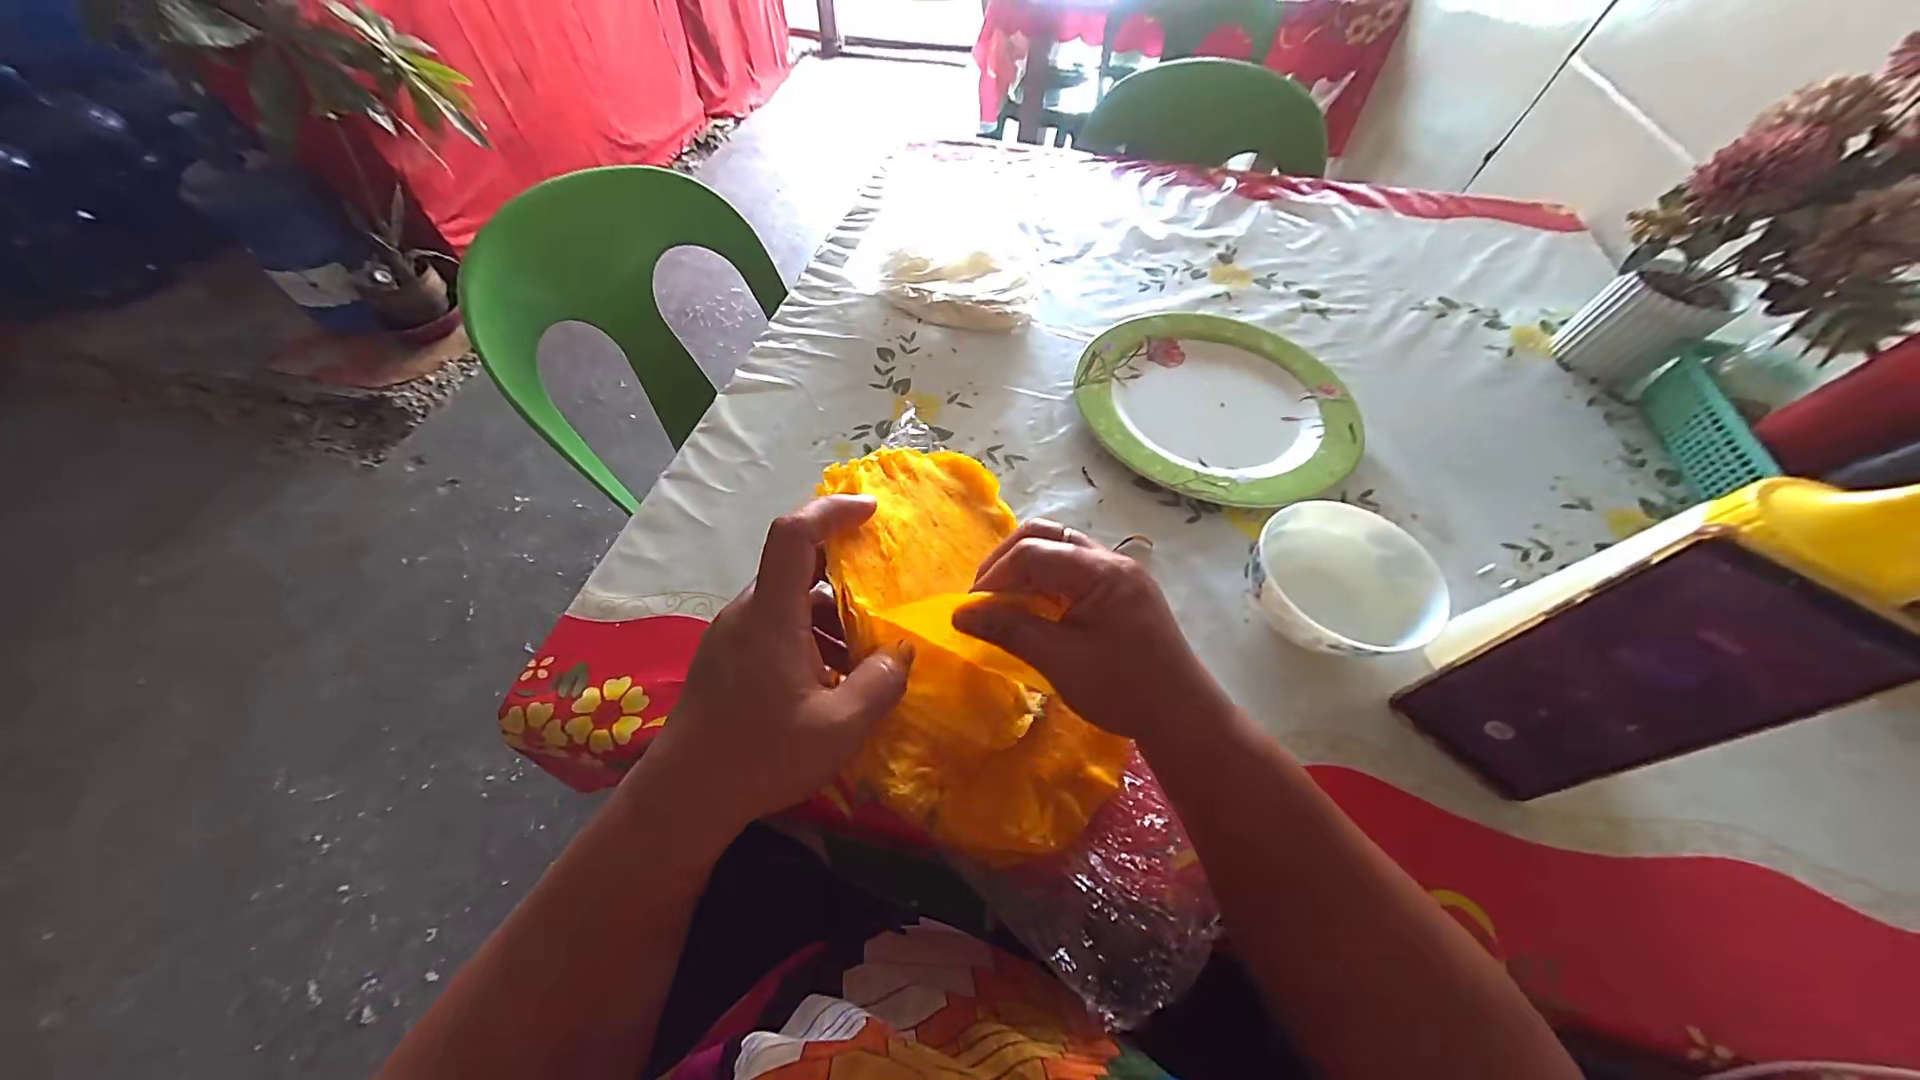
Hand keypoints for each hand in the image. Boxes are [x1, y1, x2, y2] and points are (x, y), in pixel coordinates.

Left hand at [644, 496, 911, 830]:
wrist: (683, 796)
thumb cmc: (760, 757)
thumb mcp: (839, 727)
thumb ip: (880, 684)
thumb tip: (902, 652)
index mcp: (771, 615)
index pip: (794, 534)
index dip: (831, 510)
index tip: (870, 511)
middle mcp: (748, 612)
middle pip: (797, 565)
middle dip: (845, 570)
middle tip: (884, 592)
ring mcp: (733, 634)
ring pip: (789, 600)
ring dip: (830, 613)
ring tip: (863, 652)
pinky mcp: (728, 656)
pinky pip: (776, 624)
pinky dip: (809, 633)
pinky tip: (830, 677)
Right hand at [953, 521, 1229, 745]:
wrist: (1183, 716)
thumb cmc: (1122, 690)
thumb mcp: (1060, 661)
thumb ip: (1009, 630)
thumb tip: (959, 615)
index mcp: (1101, 571)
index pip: (1033, 551)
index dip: (994, 575)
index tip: (971, 609)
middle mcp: (1111, 560)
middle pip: (1046, 535)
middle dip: (1006, 560)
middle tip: (982, 596)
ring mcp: (1118, 573)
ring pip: (1059, 548)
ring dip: (1024, 569)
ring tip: (1002, 604)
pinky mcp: (1120, 590)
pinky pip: (1072, 570)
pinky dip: (1044, 582)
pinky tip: (1032, 609)